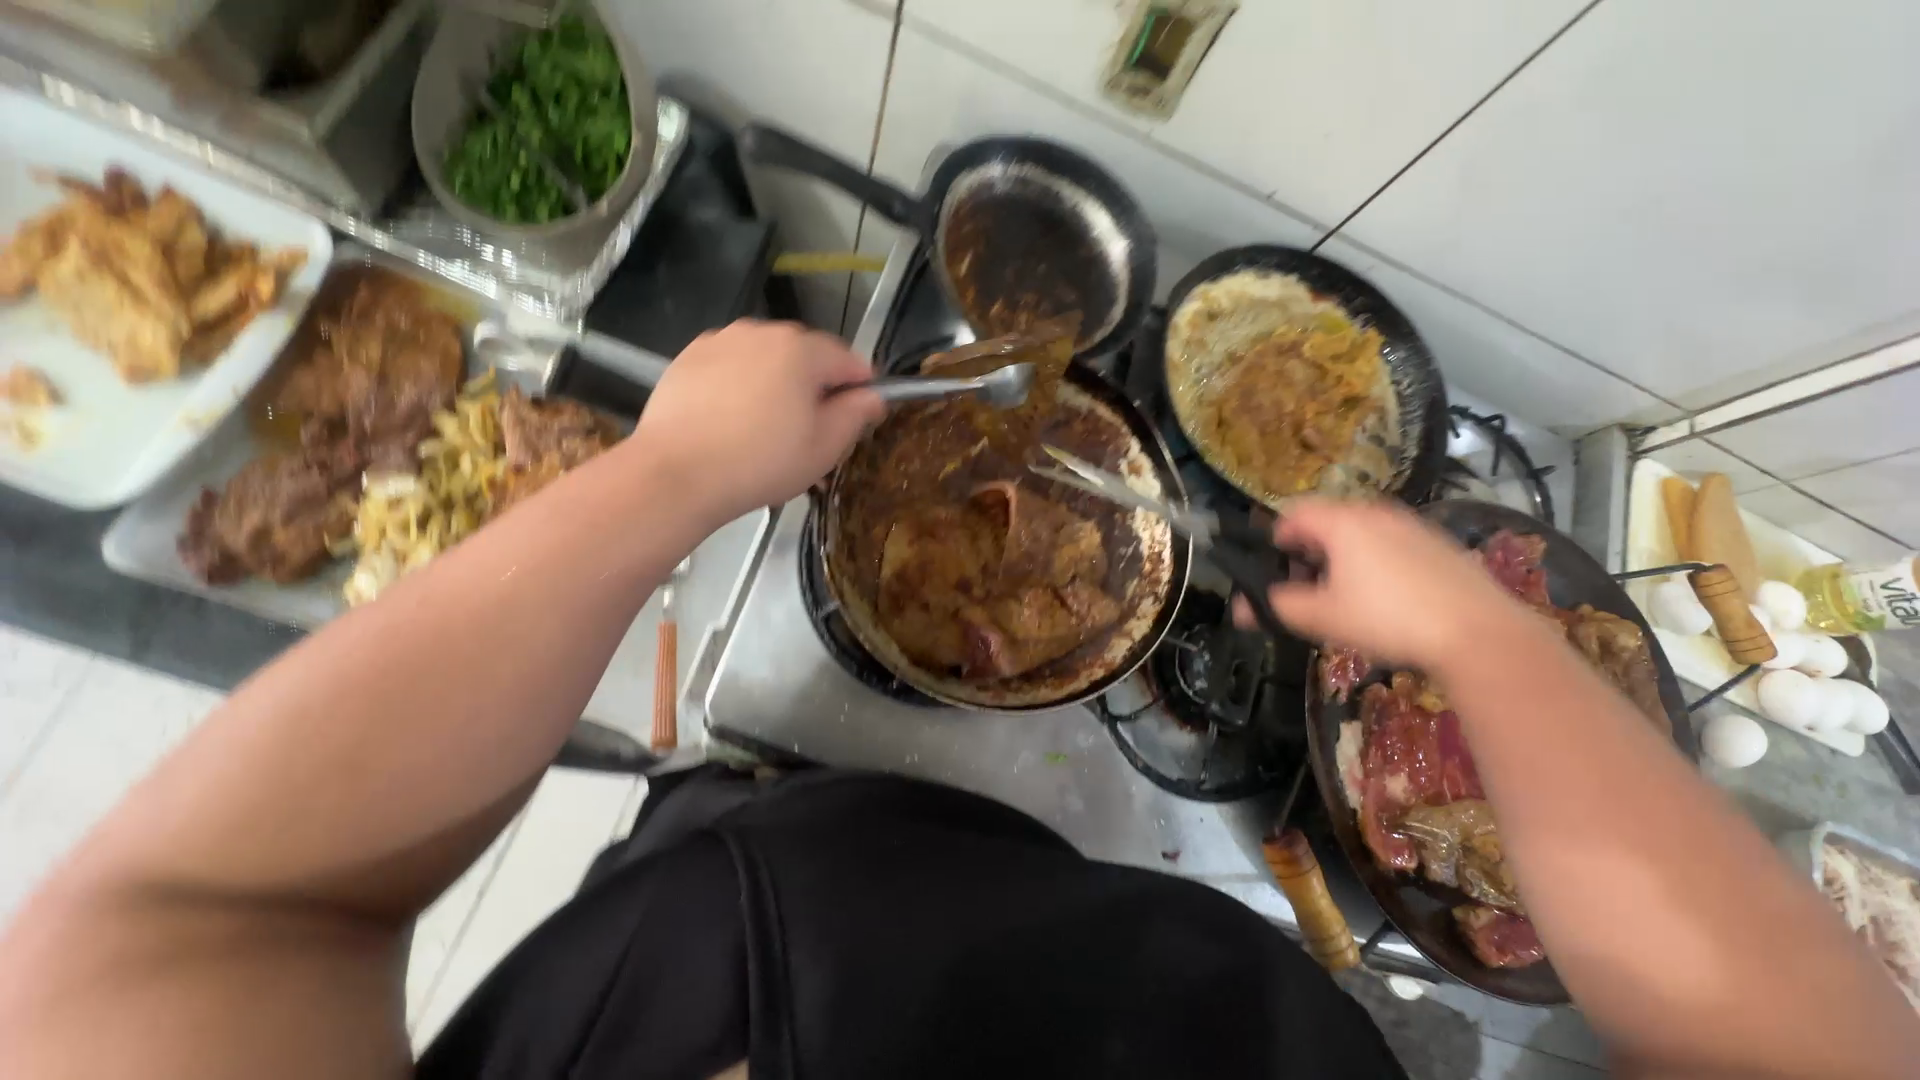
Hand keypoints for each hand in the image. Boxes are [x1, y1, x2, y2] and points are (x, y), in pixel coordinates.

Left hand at [627, 320, 883, 524]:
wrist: (676, 473)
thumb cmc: (761, 462)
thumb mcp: (824, 447)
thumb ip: (856, 414)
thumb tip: (872, 396)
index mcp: (802, 350)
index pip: (849, 360)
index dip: (861, 388)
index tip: (859, 416)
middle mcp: (762, 332)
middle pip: (806, 355)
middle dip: (815, 386)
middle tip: (811, 432)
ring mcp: (721, 341)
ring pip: (766, 360)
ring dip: (776, 385)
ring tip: (767, 430)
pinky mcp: (688, 358)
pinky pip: (731, 367)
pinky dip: (740, 386)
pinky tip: (733, 423)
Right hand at [1234, 498, 1529, 671]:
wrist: (1479, 633)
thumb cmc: (1388, 619)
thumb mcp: (1323, 617)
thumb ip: (1278, 607)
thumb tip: (1241, 608)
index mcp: (1342, 522)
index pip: (1293, 514)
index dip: (1274, 540)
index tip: (1272, 571)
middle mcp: (1376, 513)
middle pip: (1328, 522)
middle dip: (1308, 552)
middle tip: (1304, 589)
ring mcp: (1413, 526)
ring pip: (1362, 534)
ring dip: (1342, 558)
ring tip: (1344, 598)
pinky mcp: (1440, 546)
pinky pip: (1392, 545)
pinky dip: (1376, 564)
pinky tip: (1387, 601)